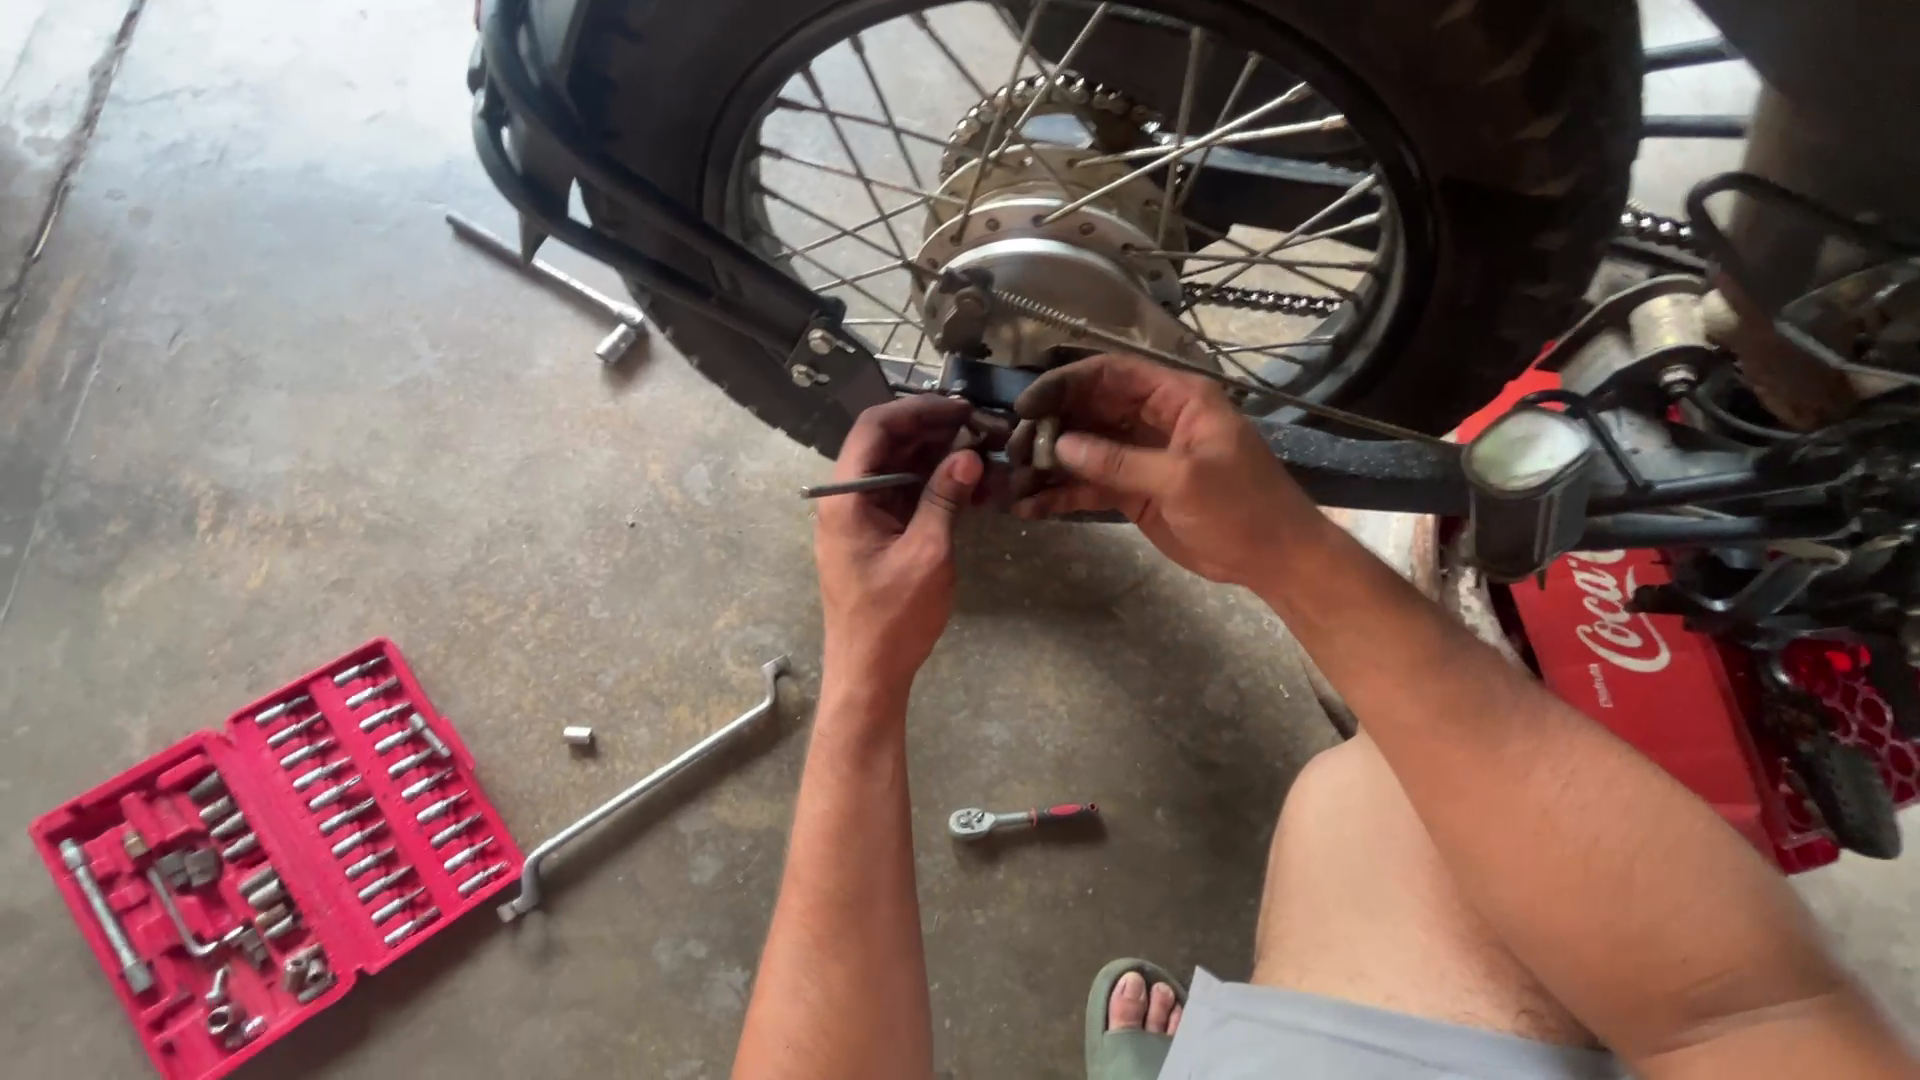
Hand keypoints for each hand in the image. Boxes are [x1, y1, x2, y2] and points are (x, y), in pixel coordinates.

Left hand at [815, 395, 982, 695]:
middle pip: (887, 445)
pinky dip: (933, 488)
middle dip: (933, 432)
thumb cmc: (893, 618)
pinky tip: (969, 485)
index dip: (917, 409)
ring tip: (983, 453)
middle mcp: (847, 499)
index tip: (960, 408)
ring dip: (937, 459)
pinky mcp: (876, 536)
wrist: (869, 674)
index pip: (874, 428)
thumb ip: (944, 498)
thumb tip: (968, 455)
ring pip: (898, 470)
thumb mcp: (927, 553)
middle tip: (981, 428)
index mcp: (846, 497)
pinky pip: (903, 497)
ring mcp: (861, 518)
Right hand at [1011, 353, 1324, 587]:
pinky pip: (1089, 486)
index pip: (1111, 374)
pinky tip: (1030, 507)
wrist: (1273, 560)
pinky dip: (1061, 494)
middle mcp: (1153, 420)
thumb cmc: (1243, 508)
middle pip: (1089, 410)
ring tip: (1013, 482)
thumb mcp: (1184, 479)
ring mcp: (1140, 457)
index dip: (1066, 384)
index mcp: (1176, 398)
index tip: (1027, 407)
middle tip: (1014, 450)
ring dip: (1048, 464)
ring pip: (1083, 449)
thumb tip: (1060, 445)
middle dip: (1049, 428)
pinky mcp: (1132, 492)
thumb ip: (1120, 461)